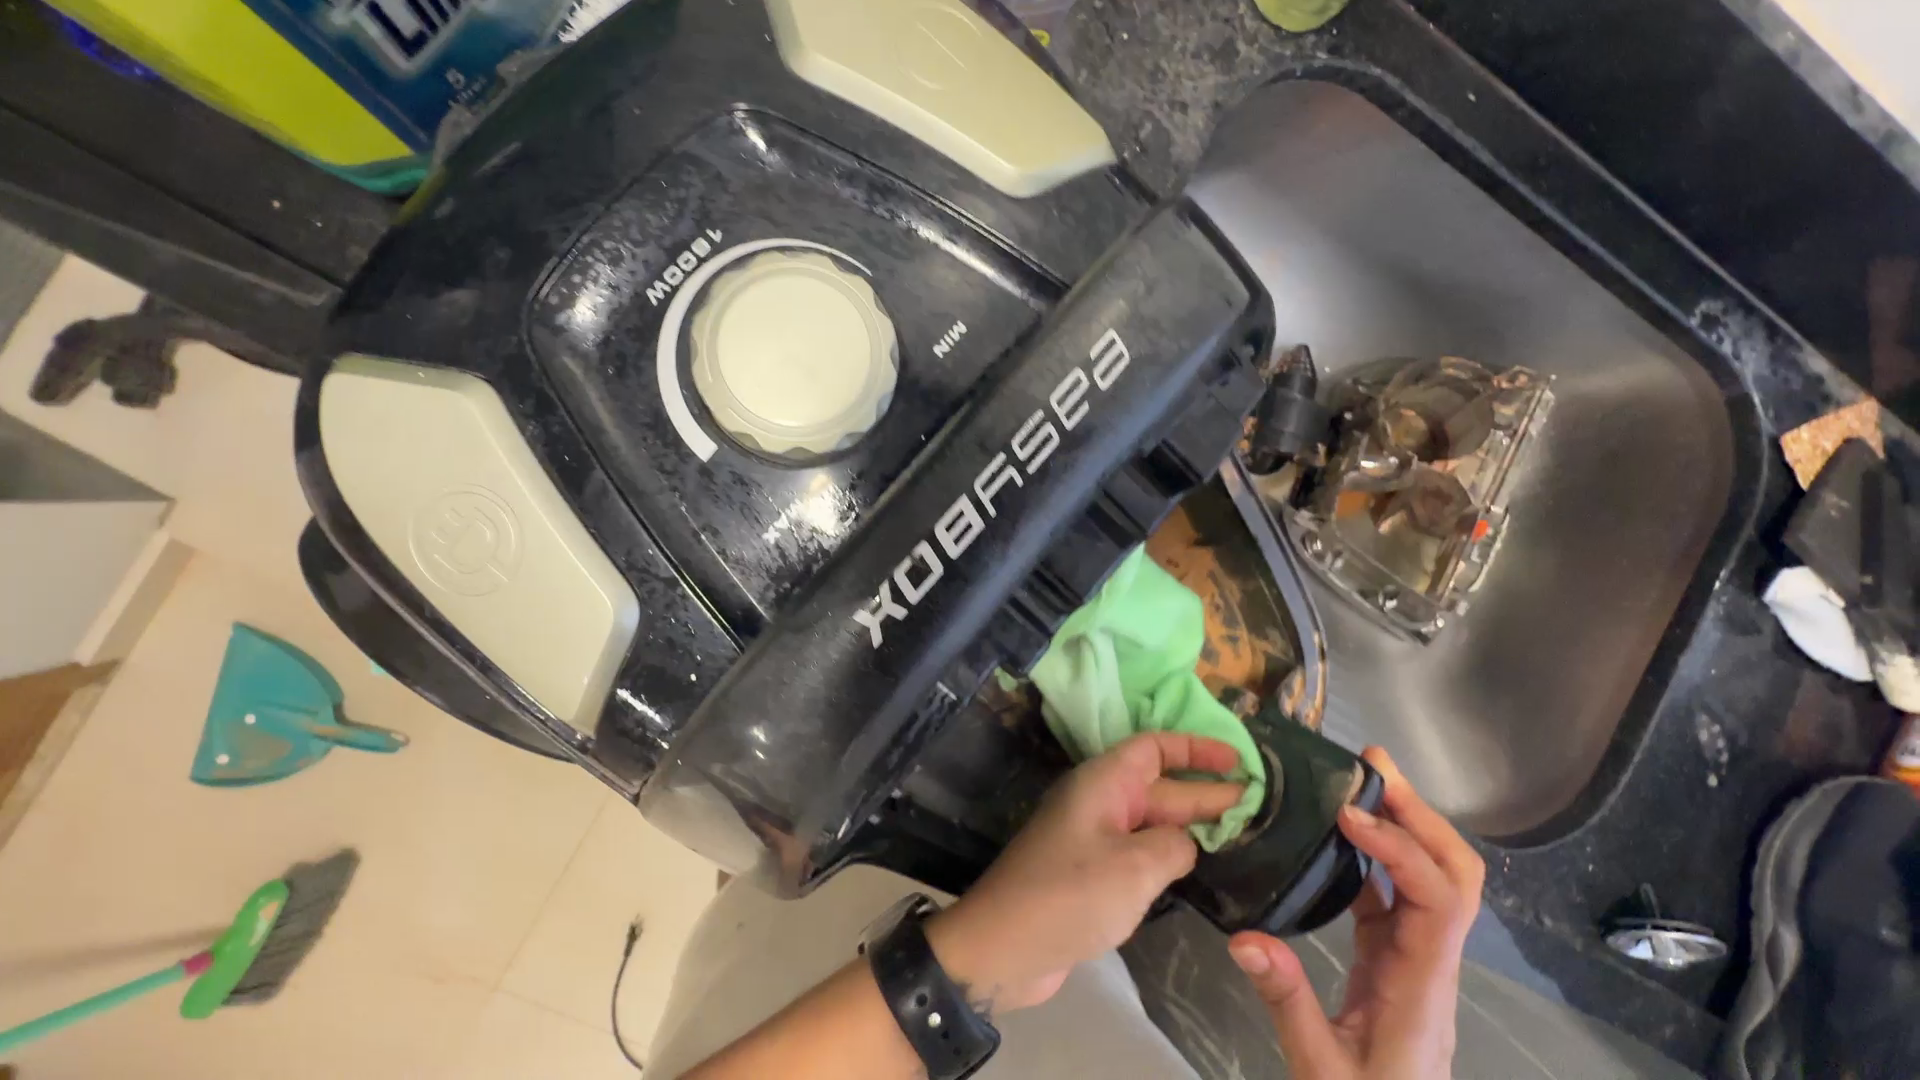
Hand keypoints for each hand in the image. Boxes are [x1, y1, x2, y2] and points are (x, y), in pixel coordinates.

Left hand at [926, 732, 1245, 1013]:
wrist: (1003, 947)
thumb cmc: (1071, 895)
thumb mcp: (1135, 867)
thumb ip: (1173, 845)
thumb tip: (1183, 842)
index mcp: (1103, 783)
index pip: (1153, 748)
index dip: (1196, 749)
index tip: (1238, 760)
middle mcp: (1097, 802)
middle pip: (1157, 786)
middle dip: (1203, 791)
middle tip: (1256, 800)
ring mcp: (1091, 838)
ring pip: (1149, 821)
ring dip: (1188, 824)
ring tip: (1235, 831)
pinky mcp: (1088, 873)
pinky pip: (1136, 851)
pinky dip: (1166, 853)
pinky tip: (1192, 866)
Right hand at [1229, 747, 1484, 1078]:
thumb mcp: (1320, 1072)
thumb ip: (1287, 1002)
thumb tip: (1244, 937)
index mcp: (1422, 987)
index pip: (1438, 899)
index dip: (1400, 848)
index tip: (1345, 816)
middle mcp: (1431, 963)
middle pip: (1456, 875)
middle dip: (1419, 814)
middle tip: (1371, 767)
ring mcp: (1416, 960)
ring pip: (1431, 878)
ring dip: (1401, 824)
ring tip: (1356, 781)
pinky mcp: (1394, 961)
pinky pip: (1394, 896)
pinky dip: (1373, 855)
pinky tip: (1335, 836)